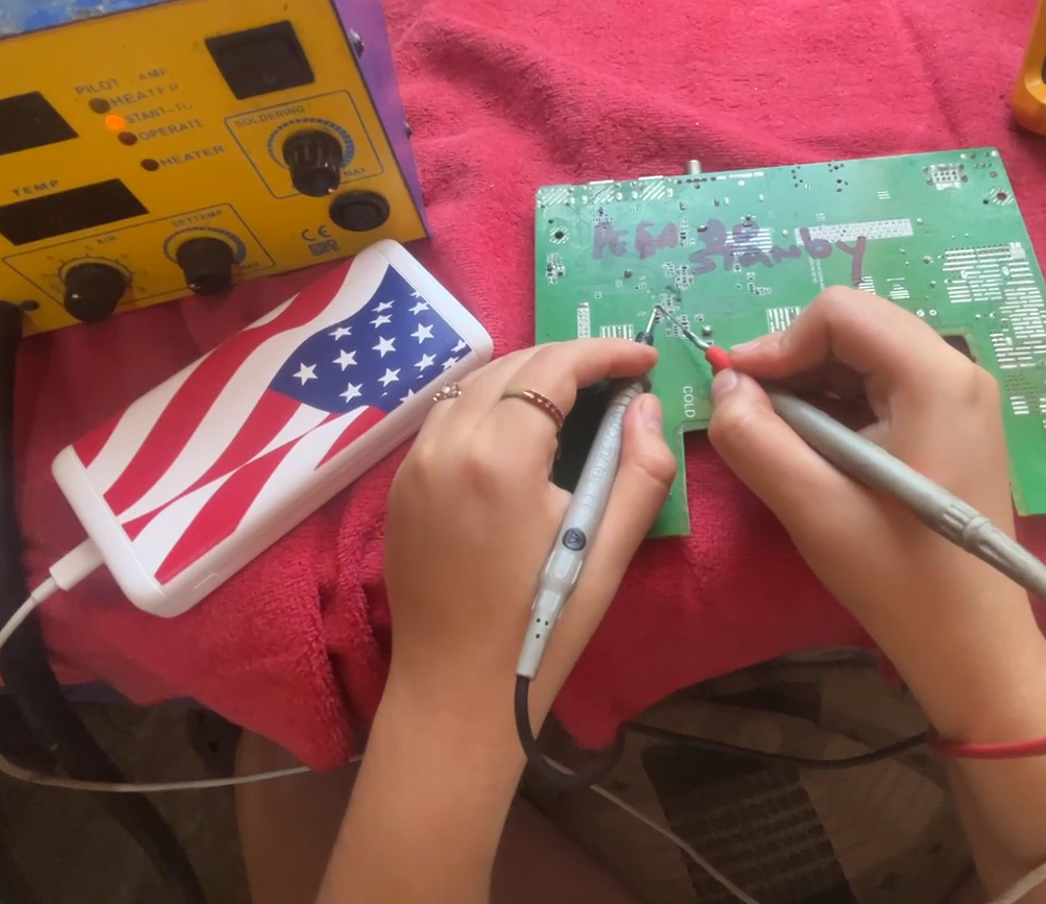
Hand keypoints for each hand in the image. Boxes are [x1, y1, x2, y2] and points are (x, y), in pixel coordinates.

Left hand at [382, 339, 674, 750]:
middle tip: (616, 376)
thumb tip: (645, 406)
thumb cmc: (541, 626)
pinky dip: (491, 401)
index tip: (643, 358)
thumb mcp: (608, 552)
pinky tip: (520, 427)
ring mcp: (414, 461)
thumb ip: (641, 470)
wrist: (455, 691)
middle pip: (513, 364)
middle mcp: (447, 443)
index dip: (605, 353)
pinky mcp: (401, 482)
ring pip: (475, 382)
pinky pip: (449, 414)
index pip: (554, 369)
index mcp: (500, 458)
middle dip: (569, 358)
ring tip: (574, 394)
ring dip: (528, 375)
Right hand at [705, 288, 1045, 737]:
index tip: (740, 391)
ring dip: (809, 385)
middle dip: (792, 362)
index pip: (840, 312)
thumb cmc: (899, 579)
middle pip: (853, 327)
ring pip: (861, 355)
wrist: (973, 646)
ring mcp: (957, 397)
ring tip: (782, 437)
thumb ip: (754, 438)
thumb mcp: (812, 508)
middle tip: (753, 413)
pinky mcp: (948, 423)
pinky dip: (833, 405)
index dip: (778, 343)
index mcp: (935, 378)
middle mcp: (956, 370)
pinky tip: (817, 450)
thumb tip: (724, 386)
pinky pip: (877, 386)